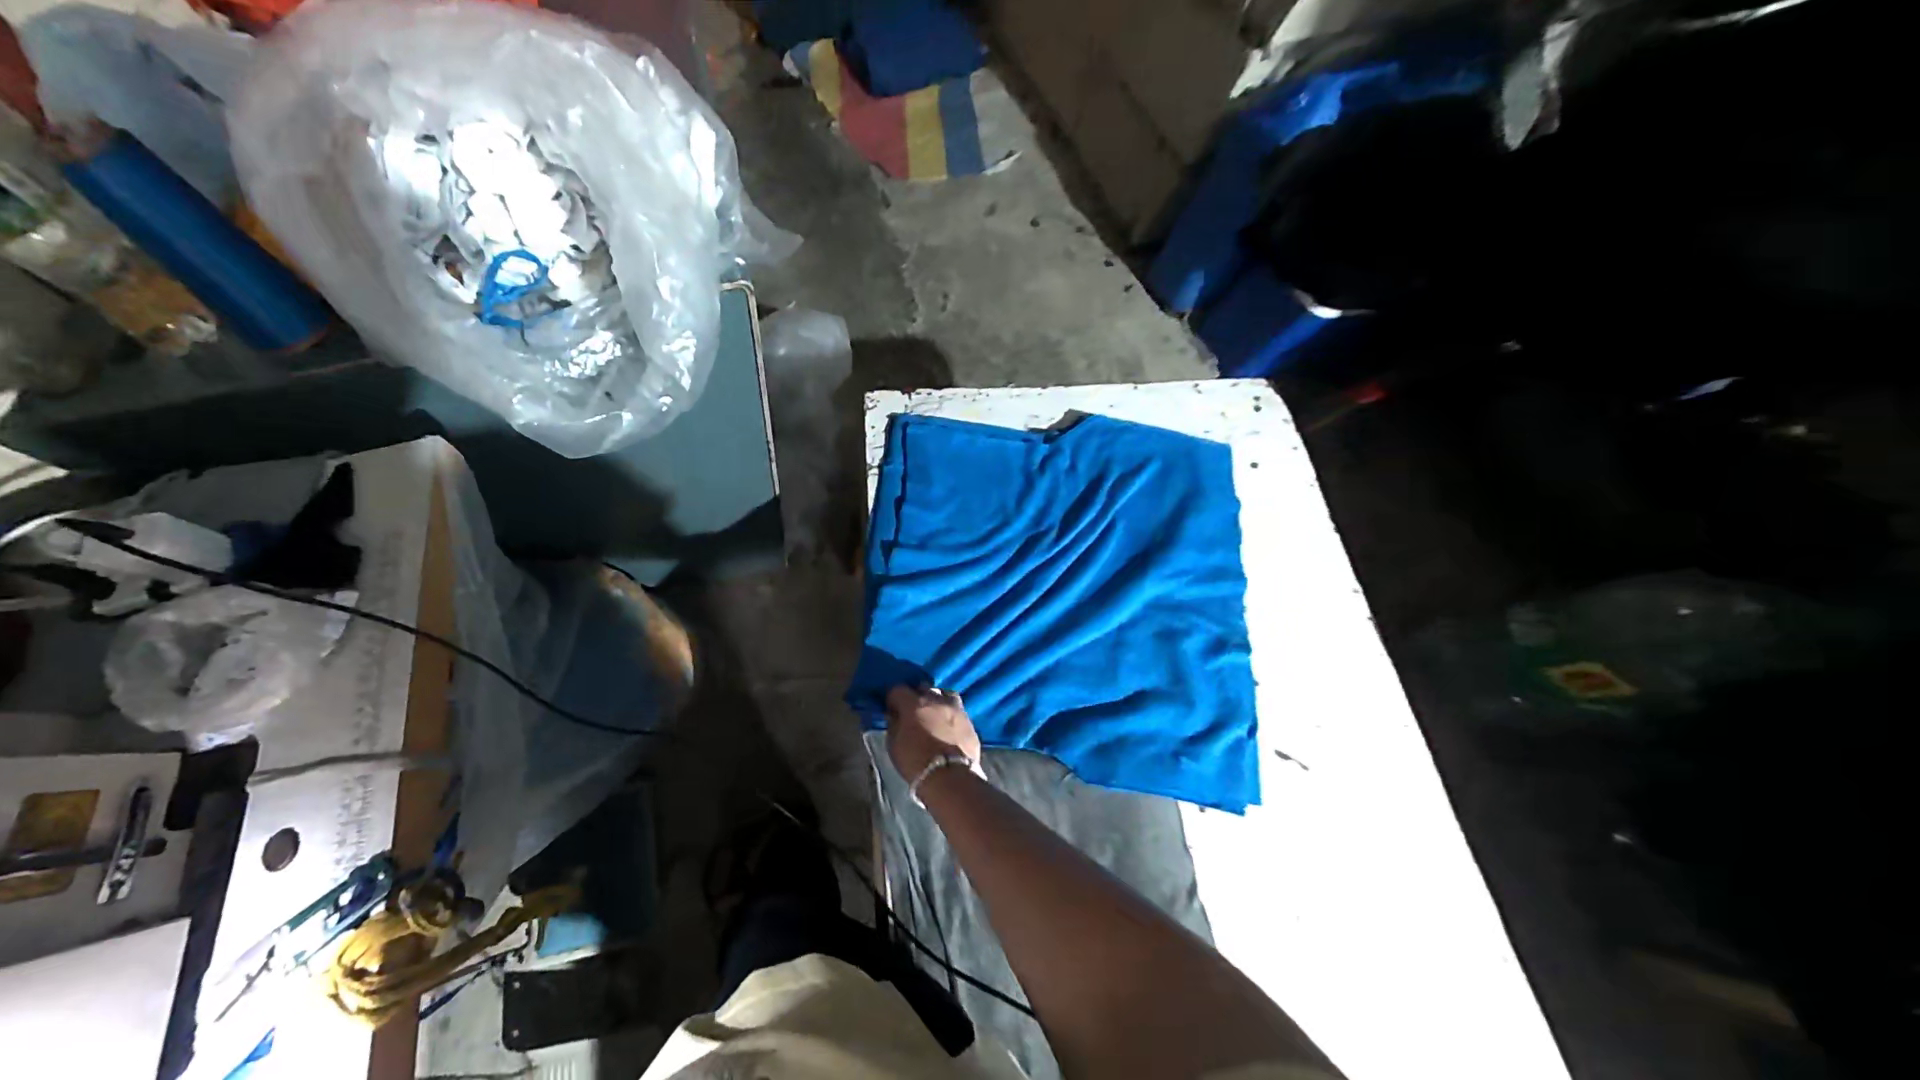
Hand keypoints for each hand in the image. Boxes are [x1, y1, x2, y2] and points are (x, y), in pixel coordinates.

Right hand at [885, 684, 981, 779]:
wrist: (950, 777)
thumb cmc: (915, 762)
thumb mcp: (894, 745)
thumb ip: (894, 725)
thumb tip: (895, 715)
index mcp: (914, 703)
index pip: (898, 689)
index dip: (892, 699)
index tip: (892, 710)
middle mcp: (936, 699)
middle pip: (923, 687)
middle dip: (916, 696)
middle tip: (912, 712)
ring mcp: (955, 708)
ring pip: (944, 694)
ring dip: (936, 700)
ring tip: (933, 714)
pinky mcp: (969, 720)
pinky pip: (957, 709)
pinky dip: (950, 714)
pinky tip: (948, 726)